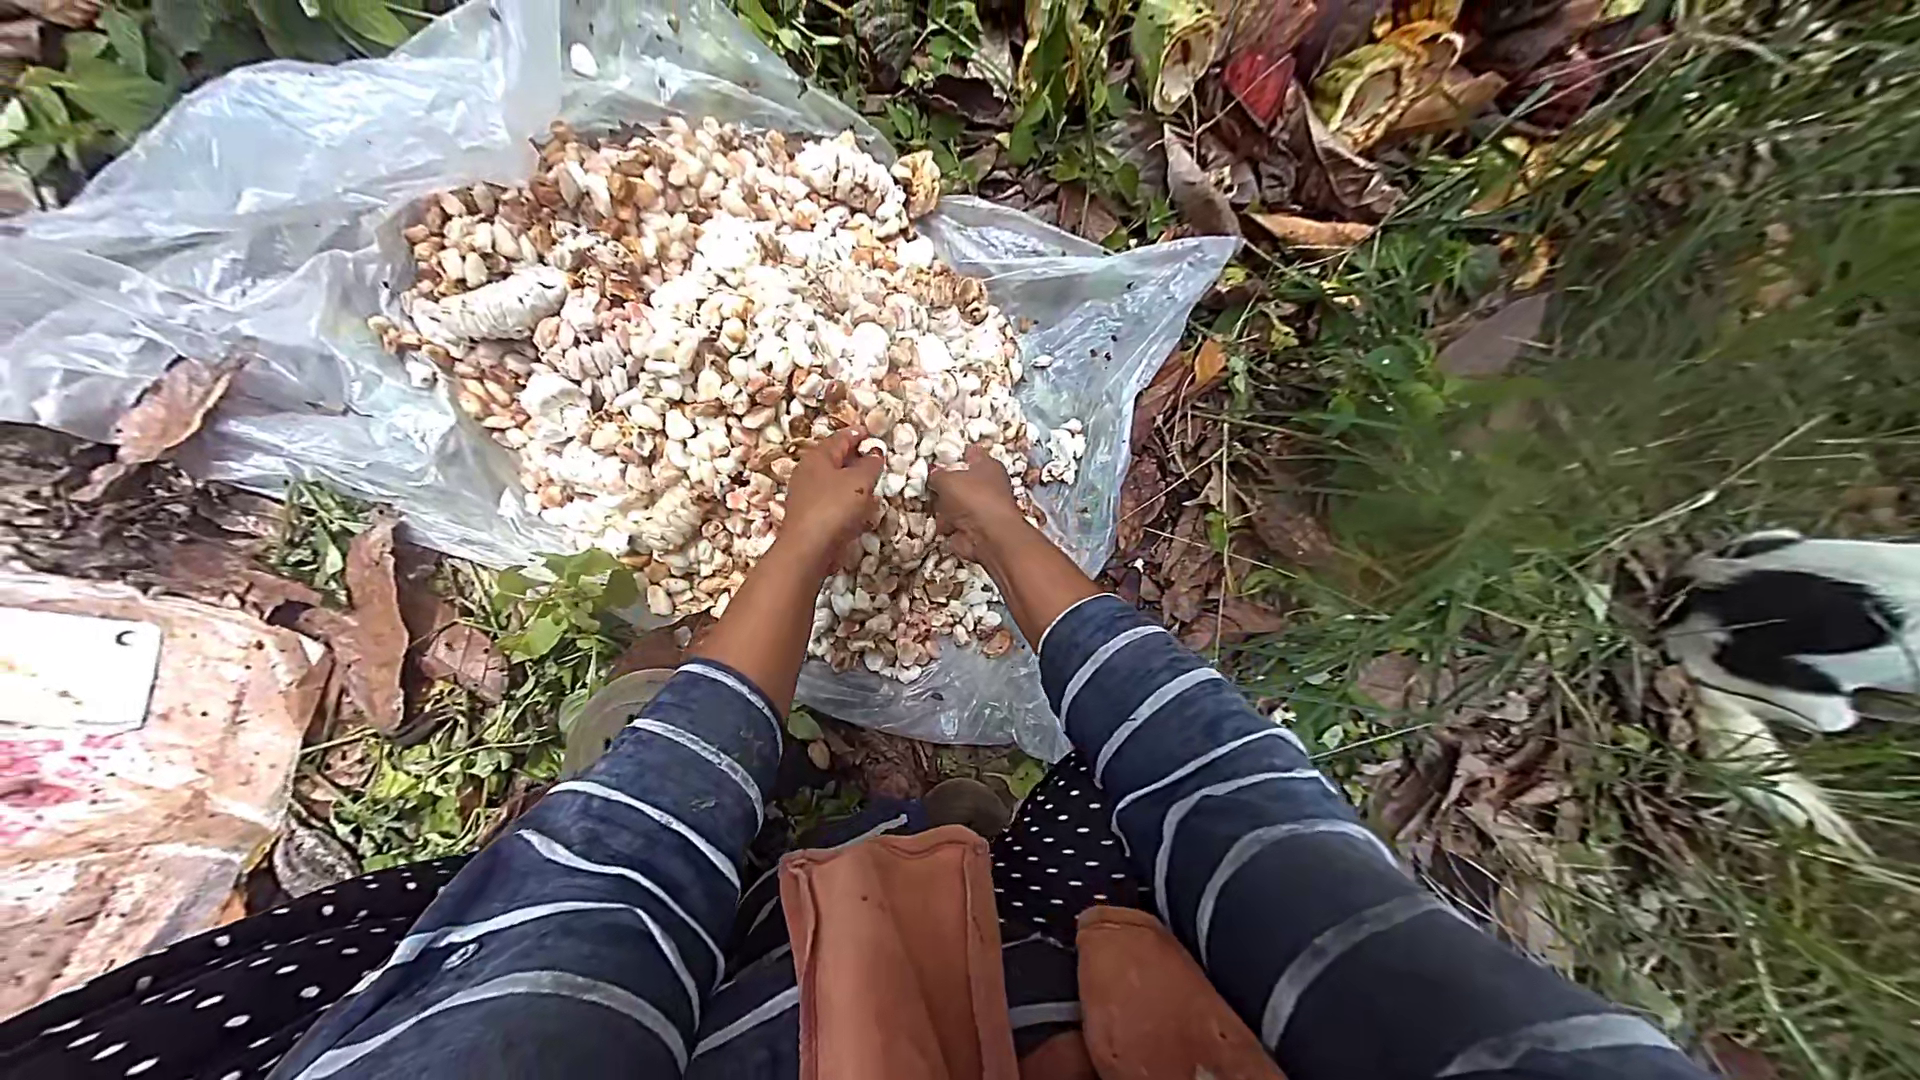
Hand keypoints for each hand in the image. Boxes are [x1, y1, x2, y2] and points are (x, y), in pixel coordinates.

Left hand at [779, 428, 882, 571]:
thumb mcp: (859, 481)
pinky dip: (849, 503)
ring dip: (854, 484)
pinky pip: (834, 504)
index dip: (858, 434)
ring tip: (874, 487)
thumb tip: (875, 453)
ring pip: (836, 484)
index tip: (873, 433)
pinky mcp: (811, 518)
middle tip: (877, 460)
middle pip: (836, 460)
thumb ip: (870, 464)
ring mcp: (807, 497)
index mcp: (818, 457)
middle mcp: (808, 473)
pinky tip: (862, 513)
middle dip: (857, 459)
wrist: (809, 549)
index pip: (840, 438)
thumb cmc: (834, 507)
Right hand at [928, 444, 1027, 561]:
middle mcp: (988, 486)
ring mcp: (981, 509)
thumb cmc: (973, 499)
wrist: (988, 537)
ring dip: (943, 510)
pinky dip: (947, 526)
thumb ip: (935, 474)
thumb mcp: (946, 479)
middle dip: (944, 487)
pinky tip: (944, 526)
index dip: (953, 454)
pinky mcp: (973, 529)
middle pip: (959, 482)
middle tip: (931, 487)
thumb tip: (932, 475)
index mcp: (987, 466)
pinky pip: (953, 523)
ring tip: (937, 509)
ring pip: (954, 504)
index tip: (936, 457)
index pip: (970, 453)